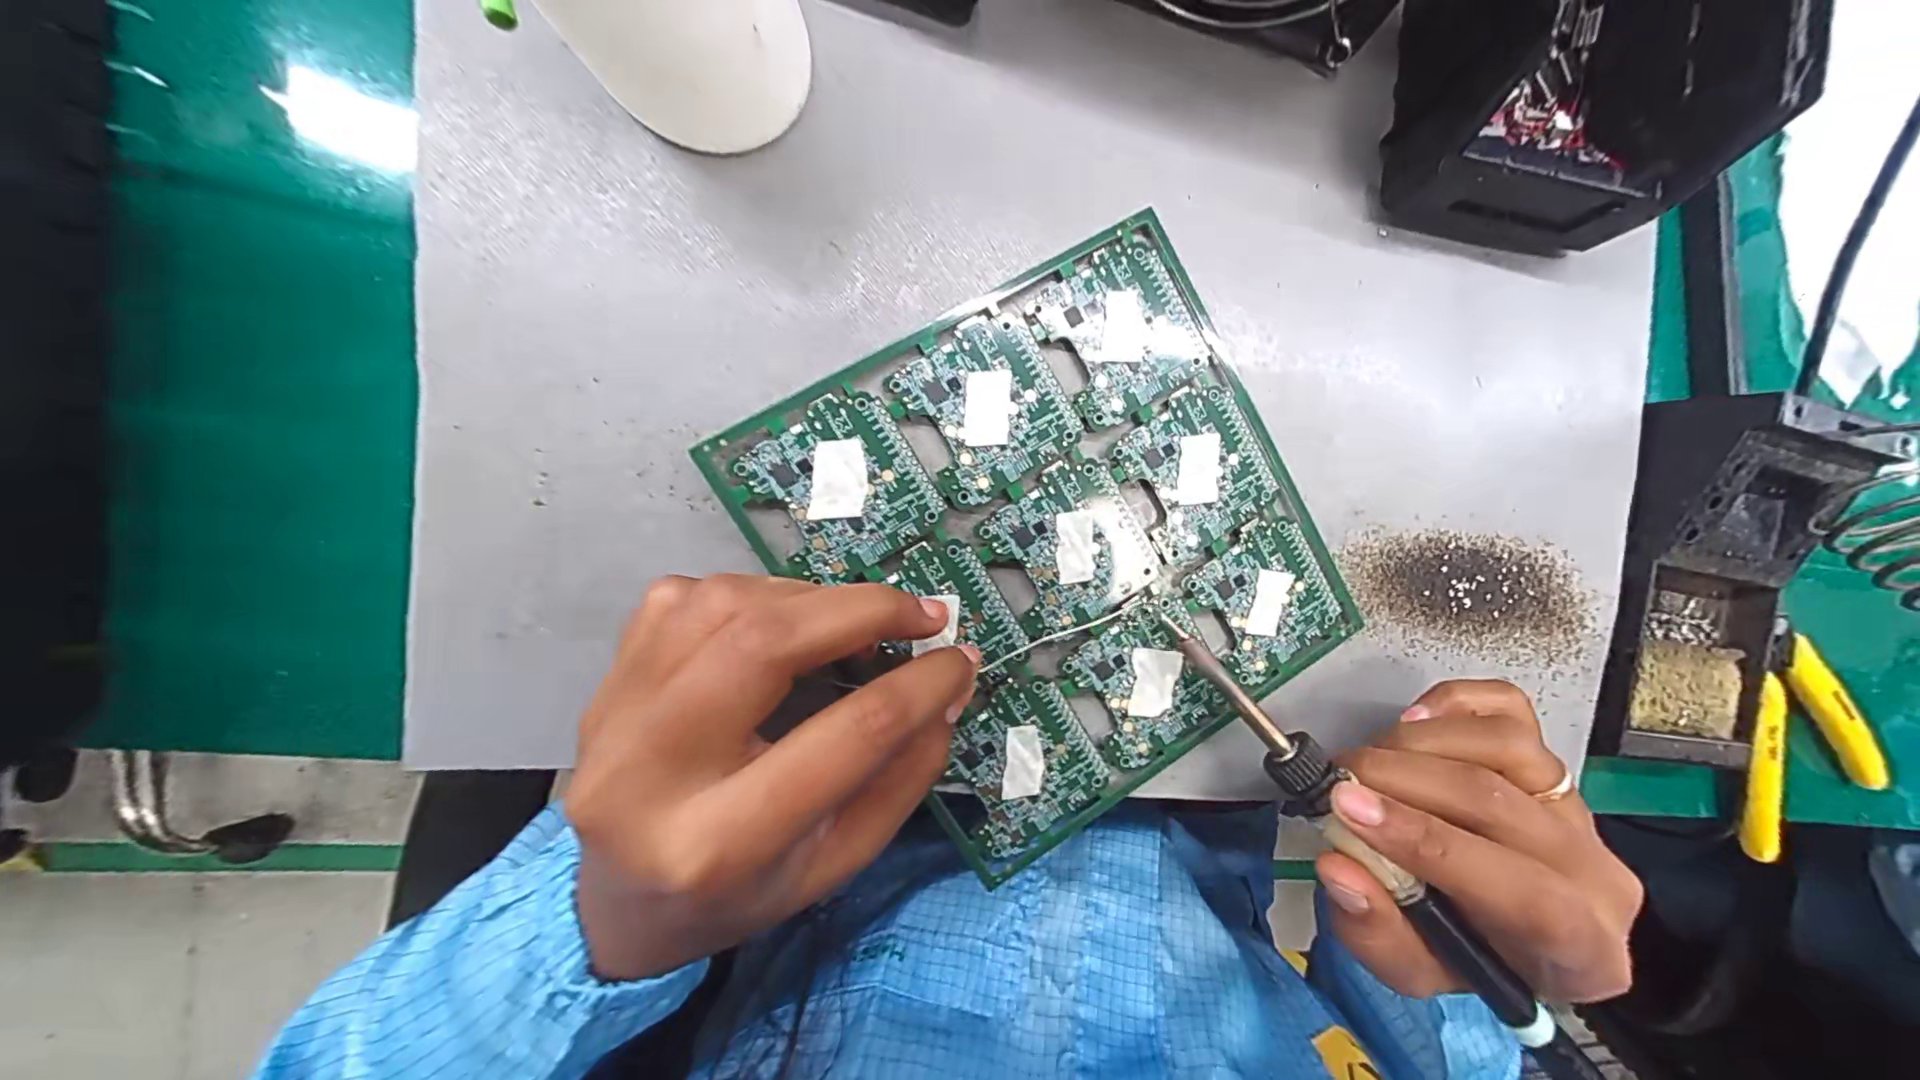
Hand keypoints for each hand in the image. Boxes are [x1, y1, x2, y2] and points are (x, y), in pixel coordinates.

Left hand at [564, 574, 978, 980]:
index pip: (846, 736)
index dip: (920, 686)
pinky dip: (754, 594)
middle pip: (765, 643)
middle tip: (920, 613)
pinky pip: (689, 594)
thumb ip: (903, 775)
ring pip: (726, 603)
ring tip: (849, 623)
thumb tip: (949, 686)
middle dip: (862, 610)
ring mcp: (613, 710)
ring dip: (809, 598)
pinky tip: (778, 626)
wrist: (620, 898)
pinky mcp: (607, 673)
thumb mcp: (837, 860)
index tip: (960, 658)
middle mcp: (649, 769)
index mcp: (719, 844)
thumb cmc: (740, 890)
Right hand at [1314, 680, 1642, 1002]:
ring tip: (1368, 763)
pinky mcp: (1545, 757)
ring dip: (1414, 744)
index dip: (1427, 841)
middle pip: (1495, 802)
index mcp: (1578, 946)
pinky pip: (1507, 707)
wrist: (1492, 921)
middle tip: (1336, 780)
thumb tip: (1338, 865)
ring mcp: (1573, 805)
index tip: (1347, 808)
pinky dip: (1452, 702)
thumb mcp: (1409, 968)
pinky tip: (1411, 721)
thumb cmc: (1454, 945)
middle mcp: (1593, 871)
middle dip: (1396, 780)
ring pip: (1503, 745)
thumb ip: (1374, 932)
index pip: (1524, 890)